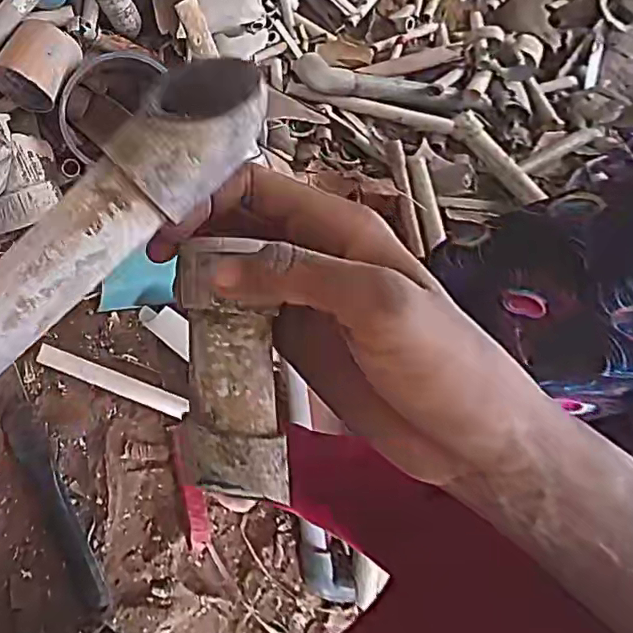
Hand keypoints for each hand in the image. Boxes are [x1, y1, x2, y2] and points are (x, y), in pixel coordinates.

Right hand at [151, 165, 565, 487]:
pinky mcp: (290, 330)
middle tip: (158, 253)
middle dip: (192, 227)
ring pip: (231, 259)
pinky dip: (210, 303)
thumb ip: (299, 275)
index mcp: (339, 228)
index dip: (209, 197)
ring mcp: (298, 292)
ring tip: (170, 281)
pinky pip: (238, 304)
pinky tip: (195, 313)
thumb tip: (219, 268)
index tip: (174, 225)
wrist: (474, 444)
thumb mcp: (379, 304)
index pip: (257, 188)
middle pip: (236, 220)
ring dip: (197, 264)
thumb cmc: (451, 365)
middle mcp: (313, 252)